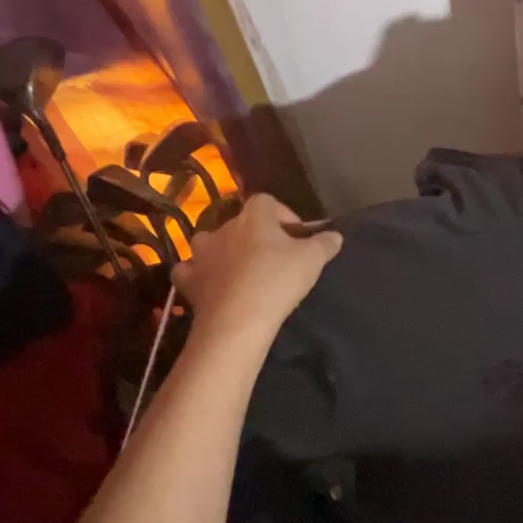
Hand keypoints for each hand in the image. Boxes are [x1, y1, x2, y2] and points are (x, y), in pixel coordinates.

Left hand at [172, 194, 341, 337]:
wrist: (237, 320)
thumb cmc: (278, 280)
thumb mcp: (313, 259)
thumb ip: (325, 243)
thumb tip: (334, 235)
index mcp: (253, 216)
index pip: (267, 201)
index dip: (283, 215)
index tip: (297, 236)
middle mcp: (223, 227)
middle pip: (241, 223)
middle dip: (257, 236)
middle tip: (275, 257)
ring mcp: (200, 254)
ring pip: (212, 243)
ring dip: (226, 252)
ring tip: (243, 270)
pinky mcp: (187, 280)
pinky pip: (191, 270)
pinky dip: (201, 274)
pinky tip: (213, 284)